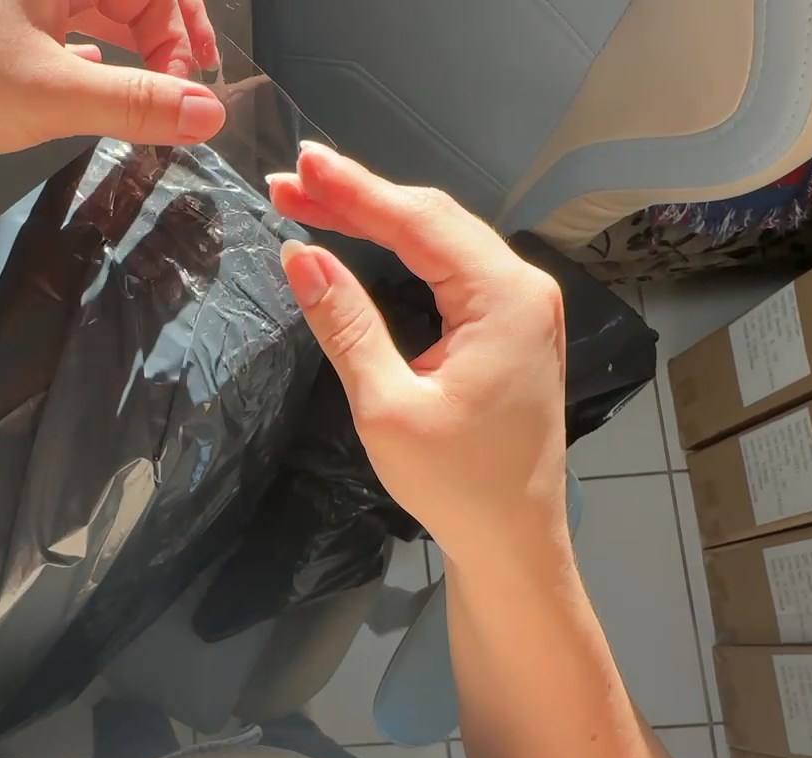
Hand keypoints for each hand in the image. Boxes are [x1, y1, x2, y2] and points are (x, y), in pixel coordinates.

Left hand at [0, 0, 226, 165]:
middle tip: (173, 103)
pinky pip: (59, 30)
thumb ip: (137, 104)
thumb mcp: (53, 93)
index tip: (190, 90)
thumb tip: (205, 113)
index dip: (183, 32)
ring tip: (144, 102)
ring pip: (95, 12)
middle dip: (161, 45)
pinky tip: (92, 81)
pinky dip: (84, 57)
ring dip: (128, 56)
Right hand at [267, 144, 569, 565]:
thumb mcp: (386, 406)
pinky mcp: (507, 328)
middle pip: (431, 221)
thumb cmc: (453, 483)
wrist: (511, 536)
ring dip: (377, 221)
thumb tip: (301, 258)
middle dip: (358, 199)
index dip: (353, 190)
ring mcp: (519, 307)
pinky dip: (403, 252)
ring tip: (314, 203)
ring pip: (440, 242)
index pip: (418, 221)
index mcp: (502, 299)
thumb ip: (345, 325)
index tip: (298, 166)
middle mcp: (521, 288)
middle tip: (290, 183)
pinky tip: (367, 241)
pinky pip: (449, 271)